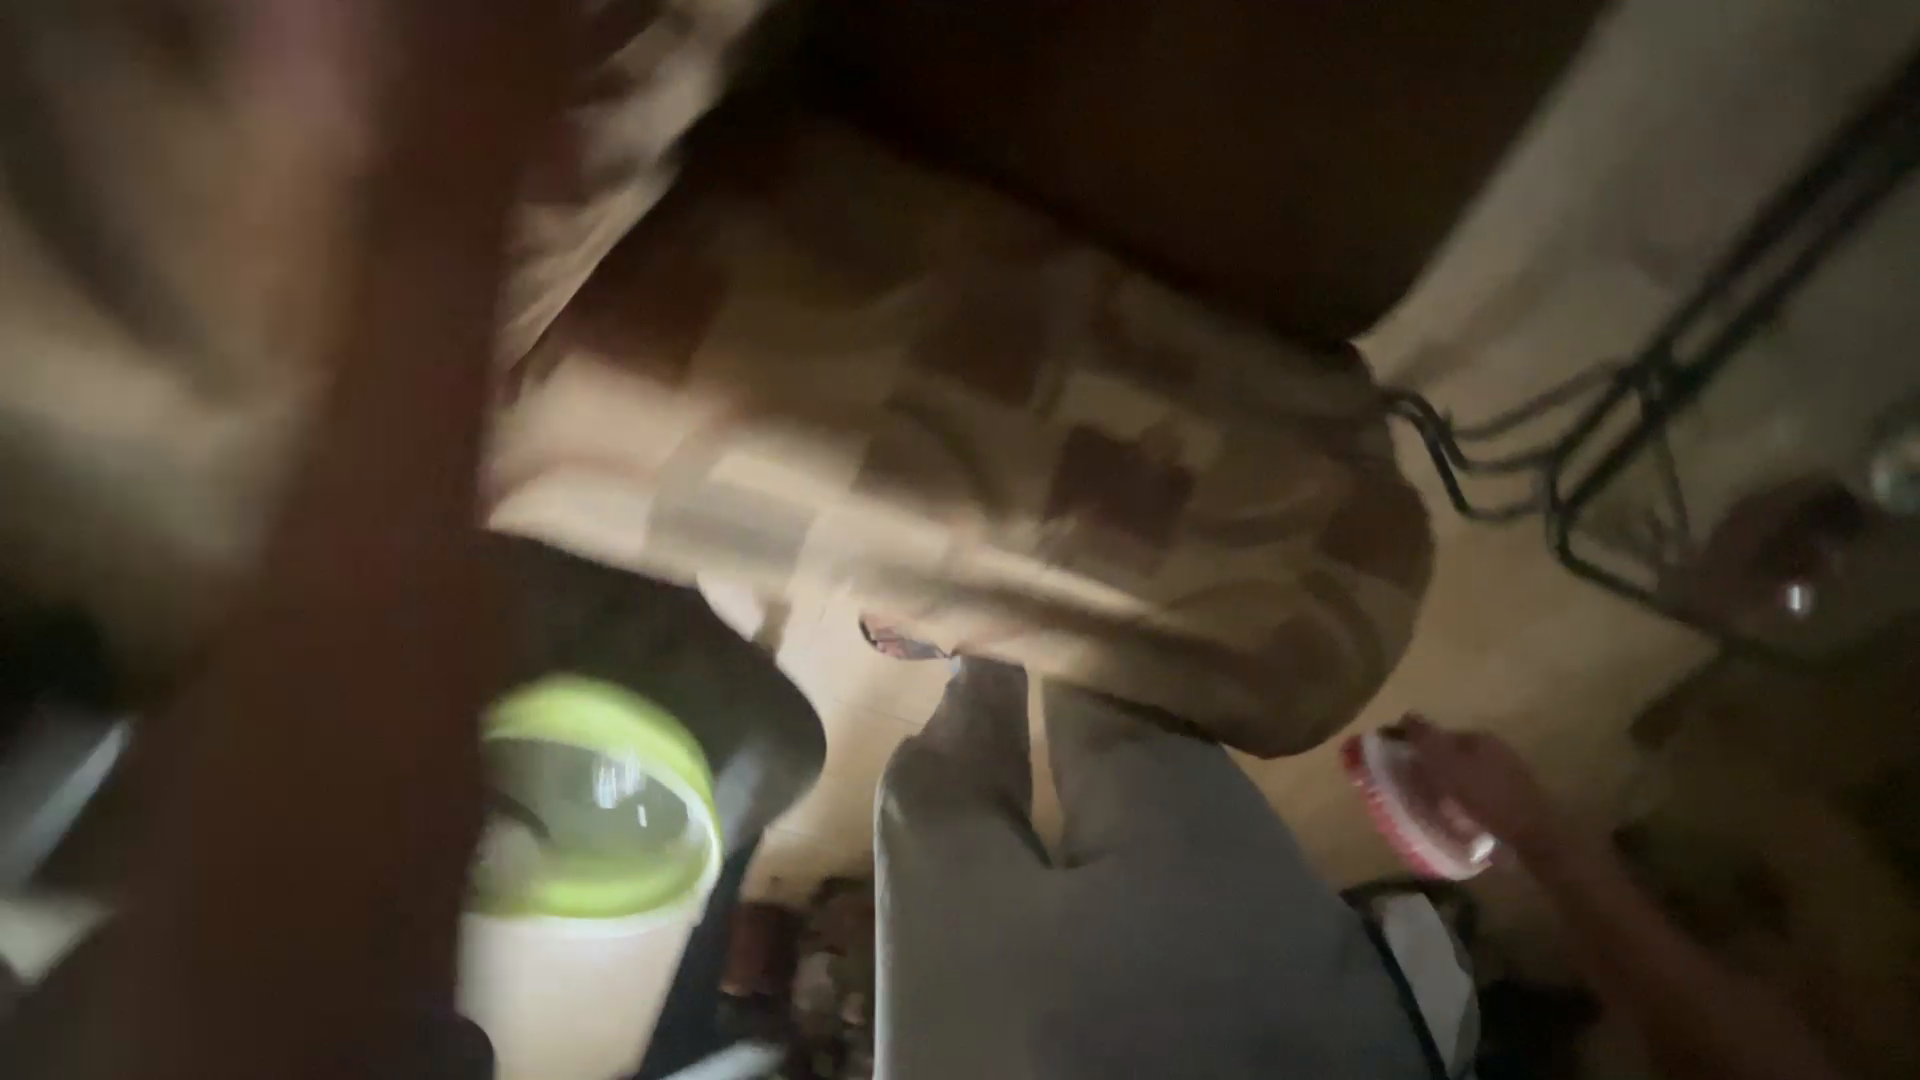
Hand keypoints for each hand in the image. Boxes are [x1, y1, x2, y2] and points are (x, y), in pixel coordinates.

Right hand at [1400, 714, 1565, 859]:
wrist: (1534, 840)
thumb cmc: (1484, 796)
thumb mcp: (1445, 763)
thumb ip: (1424, 737)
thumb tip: (1406, 714)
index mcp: (1479, 738)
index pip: (1436, 734)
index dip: (1414, 746)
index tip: (1396, 764)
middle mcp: (1495, 752)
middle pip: (1449, 755)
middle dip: (1427, 768)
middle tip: (1410, 788)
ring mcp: (1507, 778)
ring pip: (1461, 777)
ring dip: (1443, 788)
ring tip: (1428, 806)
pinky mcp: (1513, 803)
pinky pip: (1475, 797)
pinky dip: (1460, 804)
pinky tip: (1453, 818)